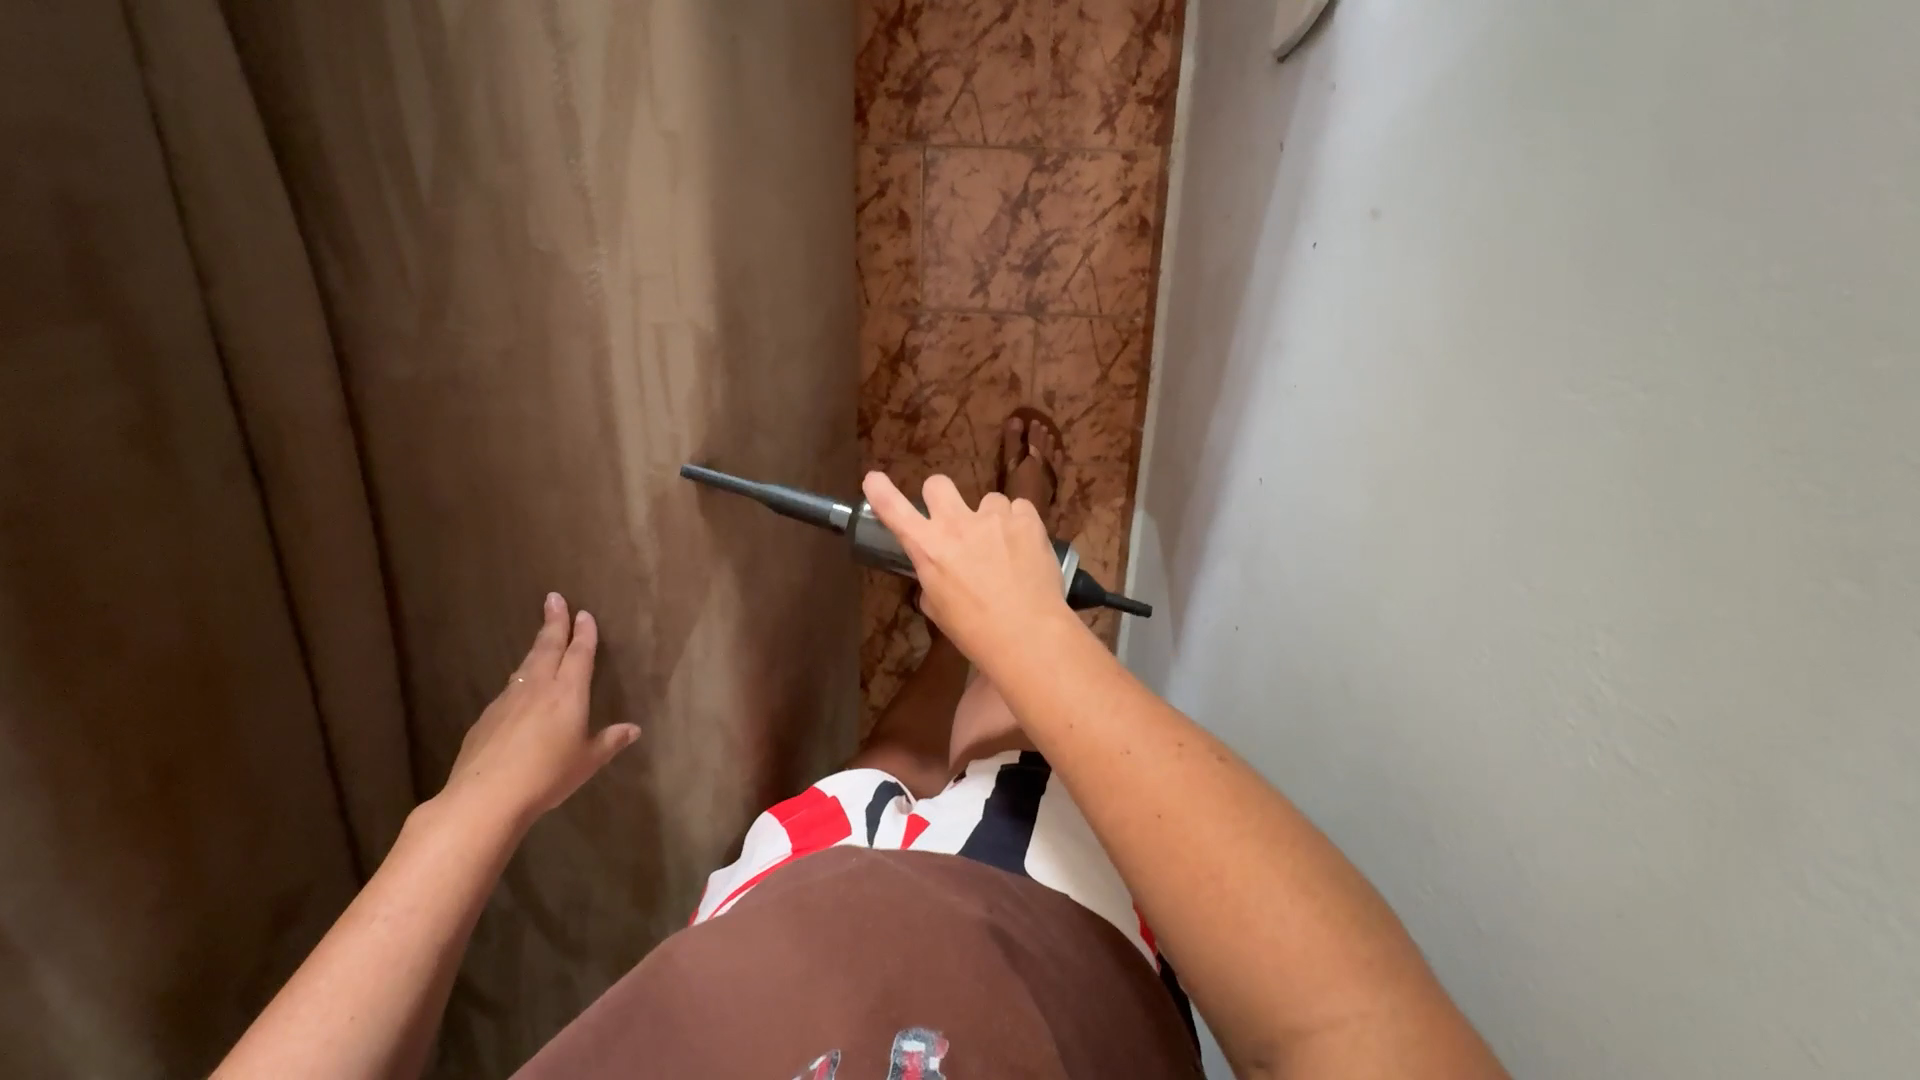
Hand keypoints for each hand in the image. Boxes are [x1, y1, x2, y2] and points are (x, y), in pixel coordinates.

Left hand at [438, 593, 639, 826]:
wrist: (486, 796)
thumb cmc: (547, 776)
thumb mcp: (587, 762)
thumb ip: (609, 742)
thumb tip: (633, 729)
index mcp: (569, 694)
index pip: (579, 654)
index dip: (584, 634)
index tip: (583, 614)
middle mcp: (539, 688)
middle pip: (547, 647)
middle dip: (554, 622)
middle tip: (554, 599)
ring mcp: (508, 701)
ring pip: (526, 665)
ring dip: (536, 648)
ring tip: (541, 638)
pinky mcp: (487, 717)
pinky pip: (510, 689)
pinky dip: (520, 679)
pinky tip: (520, 688)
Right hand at [862, 470, 1081, 665]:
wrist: (1028, 635)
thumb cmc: (976, 632)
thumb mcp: (939, 609)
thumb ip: (933, 580)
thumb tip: (938, 573)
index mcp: (928, 548)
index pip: (894, 511)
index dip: (881, 492)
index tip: (873, 479)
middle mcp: (957, 524)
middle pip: (938, 484)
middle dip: (942, 497)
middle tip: (954, 519)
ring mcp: (994, 518)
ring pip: (988, 500)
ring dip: (991, 518)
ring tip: (1005, 546)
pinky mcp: (1027, 519)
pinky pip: (1019, 509)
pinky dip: (1021, 524)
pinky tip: (1027, 547)